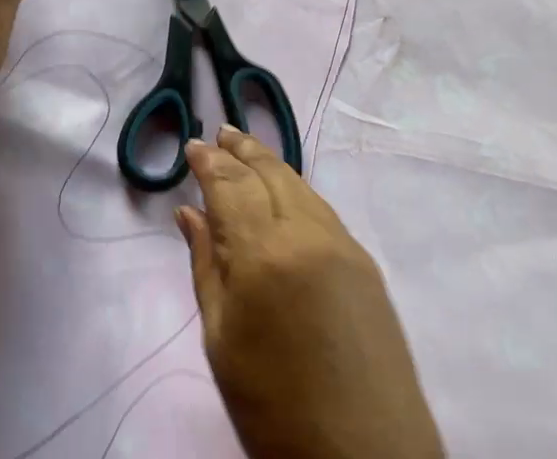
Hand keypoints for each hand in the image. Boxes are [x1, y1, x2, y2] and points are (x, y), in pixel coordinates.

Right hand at [178, 127, 443, 458]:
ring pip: (301, 187)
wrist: (364, 457)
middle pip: (271, 174)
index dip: (209, 162)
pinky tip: (284, 193)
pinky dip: (296, 190)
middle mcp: (308, 235)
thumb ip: (207, 265)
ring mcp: (344, 247)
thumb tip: (190, 213)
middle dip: (242, 150)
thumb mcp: (222, 337)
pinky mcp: (366, 266)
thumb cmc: (273, 406)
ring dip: (270, 164)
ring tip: (246, 149)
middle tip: (220, 131)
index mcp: (265, 253)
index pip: (231, 186)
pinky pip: (322, 210)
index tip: (192, 144)